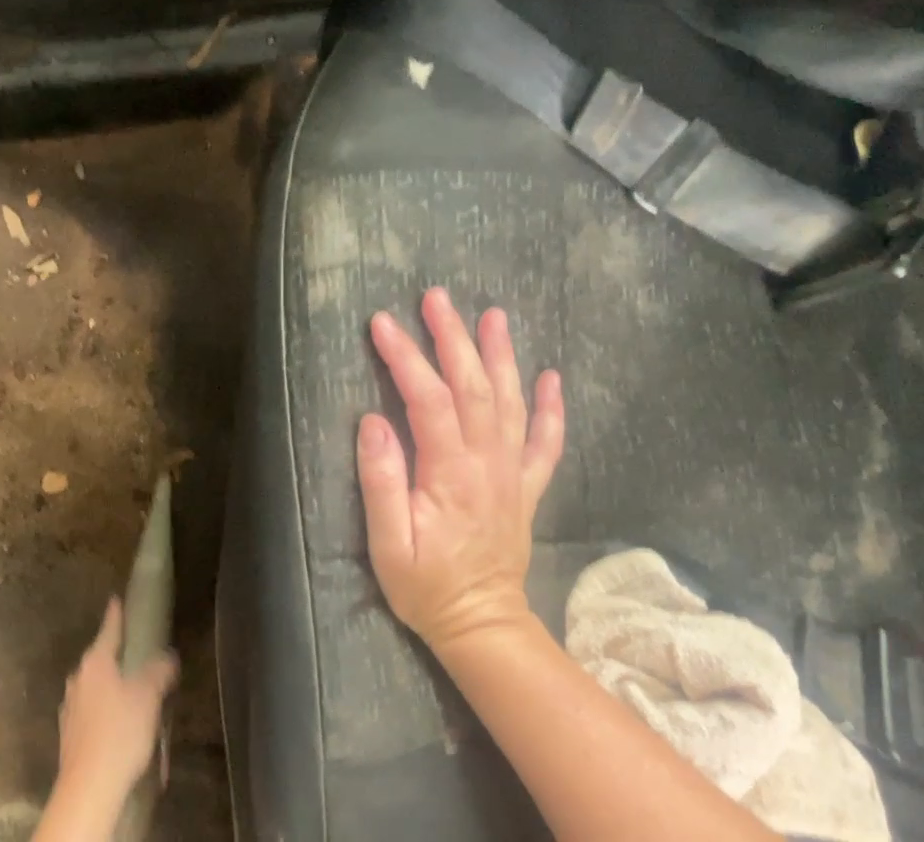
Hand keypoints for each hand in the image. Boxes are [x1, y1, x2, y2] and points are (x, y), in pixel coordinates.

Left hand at [55, 599, 177, 798]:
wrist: (89, 785)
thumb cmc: (120, 733)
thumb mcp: (148, 698)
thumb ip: (158, 673)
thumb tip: (166, 657)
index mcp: (96, 663)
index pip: (109, 630)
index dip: (116, 615)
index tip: (116, 599)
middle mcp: (78, 678)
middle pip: (101, 660)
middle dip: (119, 660)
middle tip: (139, 662)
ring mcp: (70, 705)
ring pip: (96, 688)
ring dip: (113, 690)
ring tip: (135, 703)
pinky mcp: (69, 732)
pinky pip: (91, 713)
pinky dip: (105, 715)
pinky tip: (120, 732)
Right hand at [357, 287, 564, 651]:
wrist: (483, 626)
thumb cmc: (424, 586)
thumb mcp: (387, 543)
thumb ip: (381, 482)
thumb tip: (373, 422)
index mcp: (451, 475)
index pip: (430, 401)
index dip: (406, 358)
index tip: (382, 323)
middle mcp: (489, 465)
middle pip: (475, 389)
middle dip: (455, 338)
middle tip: (436, 298)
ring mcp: (513, 475)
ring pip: (511, 404)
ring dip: (501, 356)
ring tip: (492, 314)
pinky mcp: (526, 488)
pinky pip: (545, 442)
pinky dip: (550, 407)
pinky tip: (550, 377)